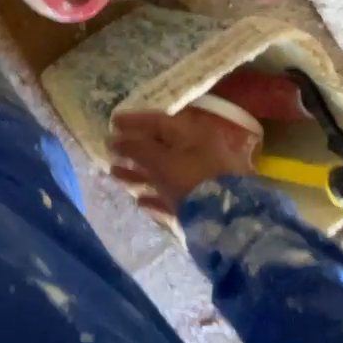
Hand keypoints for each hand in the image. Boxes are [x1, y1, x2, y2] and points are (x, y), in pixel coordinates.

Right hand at [109, 109, 257, 215]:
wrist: (231, 221)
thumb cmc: (191, 179)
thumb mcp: (158, 159)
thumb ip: (133, 147)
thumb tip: (113, 139)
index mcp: (191, 134)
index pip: (156, 121)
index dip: (132, 122)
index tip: (111, 124)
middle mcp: (199, 151)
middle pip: (160, 147)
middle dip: (133, 150)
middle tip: (111, 153)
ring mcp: (204, 178)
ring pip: (165, 171)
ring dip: (140, 173)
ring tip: (116, 176)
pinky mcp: (206, 202)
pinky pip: (176, 194)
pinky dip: (157, 195)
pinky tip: (140, 201)